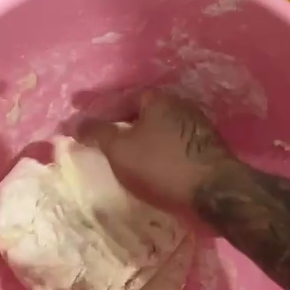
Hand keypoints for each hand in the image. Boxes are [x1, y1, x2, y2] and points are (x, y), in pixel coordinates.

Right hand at [79, 91, 238, 213]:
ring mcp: (196, 128)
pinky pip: (170, 146)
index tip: (79, 116)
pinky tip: (148, 166)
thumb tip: (74, 121)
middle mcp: (180, 106)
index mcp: (159, 99)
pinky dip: (155, 152)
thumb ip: (96, 133)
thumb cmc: (162, 165)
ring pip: (157, 130)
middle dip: (119, 121)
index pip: (121, 98)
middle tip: (100, 135)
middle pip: (141, 112)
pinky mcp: (205, 151)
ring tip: (121, 152)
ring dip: (138, 139)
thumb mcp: (120, 149)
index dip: (97, 109)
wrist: (215, 191)